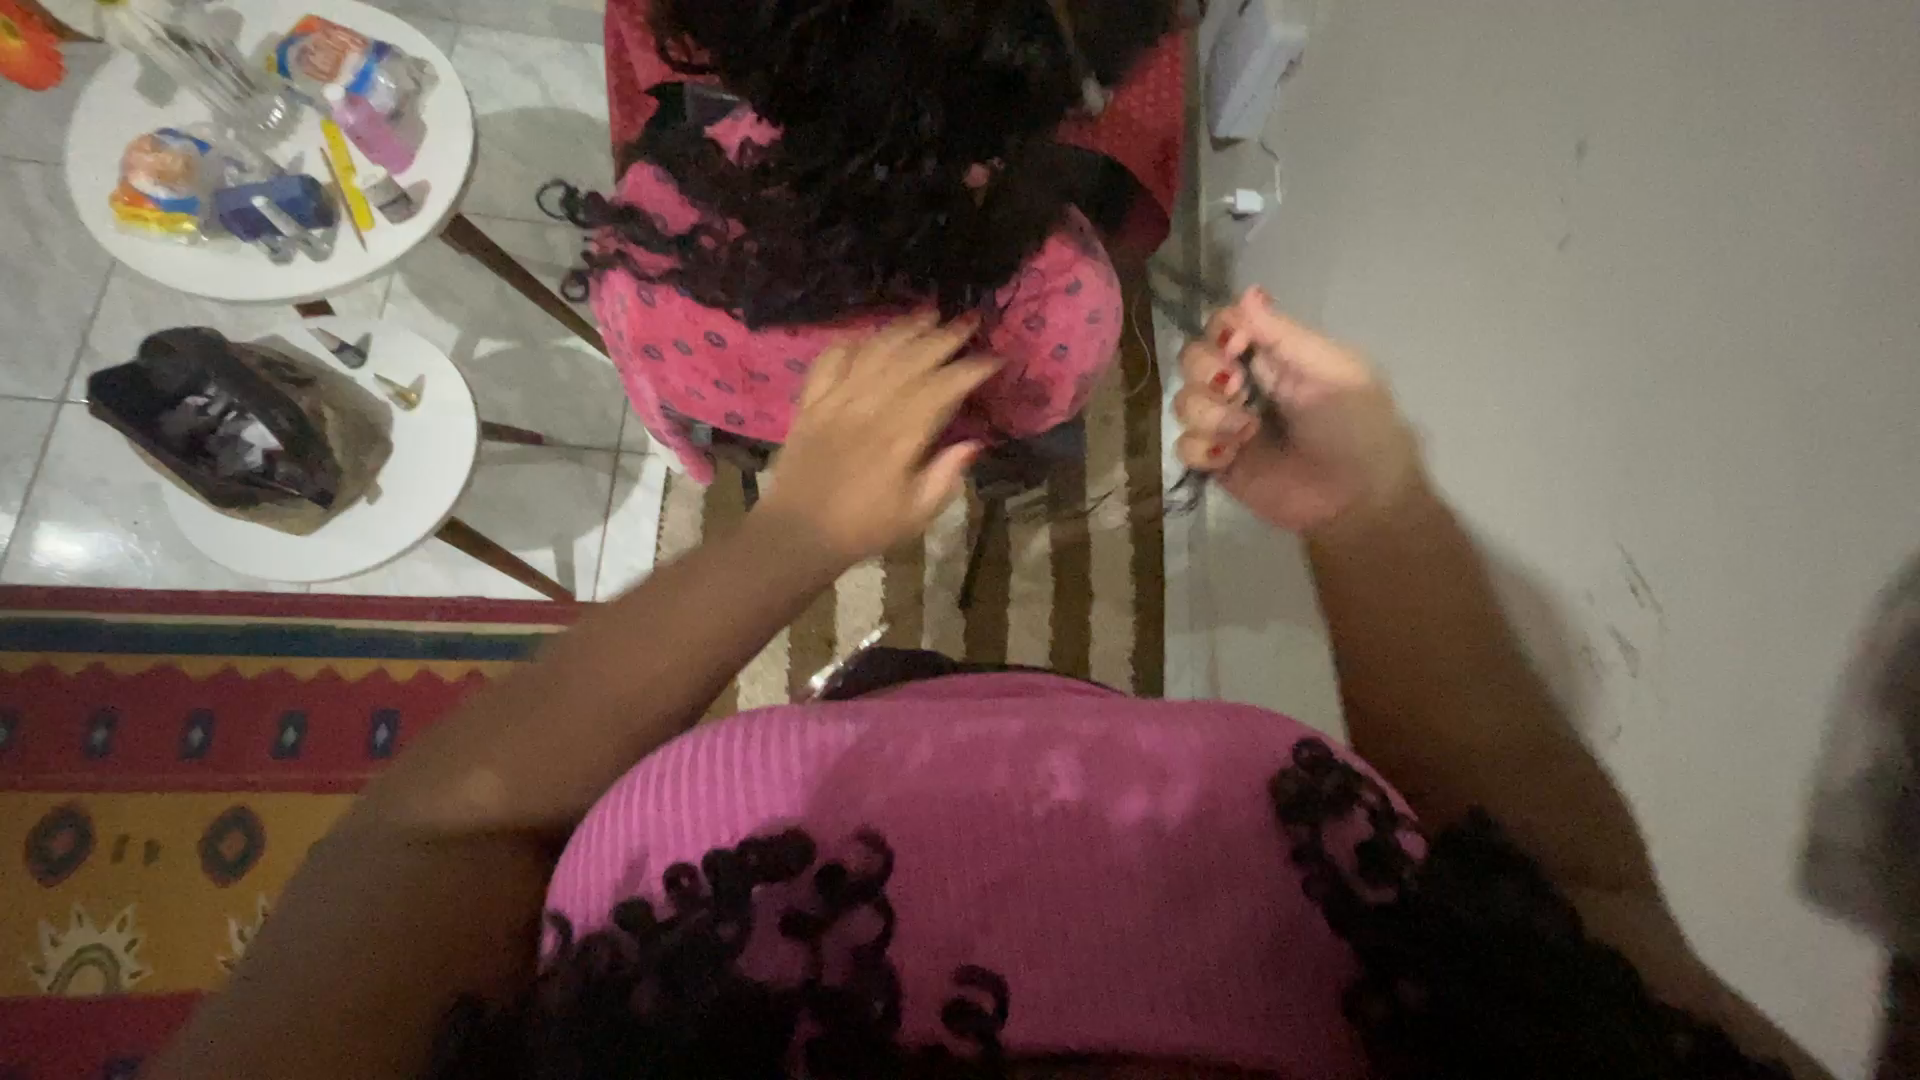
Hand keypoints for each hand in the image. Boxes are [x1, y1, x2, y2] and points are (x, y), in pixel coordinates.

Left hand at [756, 314, 997, 563]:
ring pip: (873, 351)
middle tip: (969, 321)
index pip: (942, 389)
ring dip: (903, 328)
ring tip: (928, 314)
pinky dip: (851, 343)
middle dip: (944, 337)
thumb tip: (974, 442)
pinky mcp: (810, 403)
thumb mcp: (916, 514)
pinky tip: (868, 336)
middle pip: (911, 359)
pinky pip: (830, 360)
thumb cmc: (864, 527)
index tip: (994, 358)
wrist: (799, 533)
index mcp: (900, 437)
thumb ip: (946, 475)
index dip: (971, 369)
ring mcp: (836, 401)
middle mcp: (869, 409)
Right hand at [1173, 288, 1424, 533]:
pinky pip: (1184, 447)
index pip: (1224, 325)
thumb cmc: (1357, 427)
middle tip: (1236, 389)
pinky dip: (1203, 449)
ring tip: (1245, 434)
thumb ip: (1286, 336)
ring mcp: (1226, 424)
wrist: (1357, 499)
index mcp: (1273, 355)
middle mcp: (1243, 384)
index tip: (1238, 346)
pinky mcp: (1216, 463)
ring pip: (1183, 402)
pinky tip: (1231, 456)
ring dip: (1210, 415)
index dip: (1220, 331)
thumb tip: (1247, 292)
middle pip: (1191, 359)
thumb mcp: (1333, 371)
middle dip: (1207, 371)